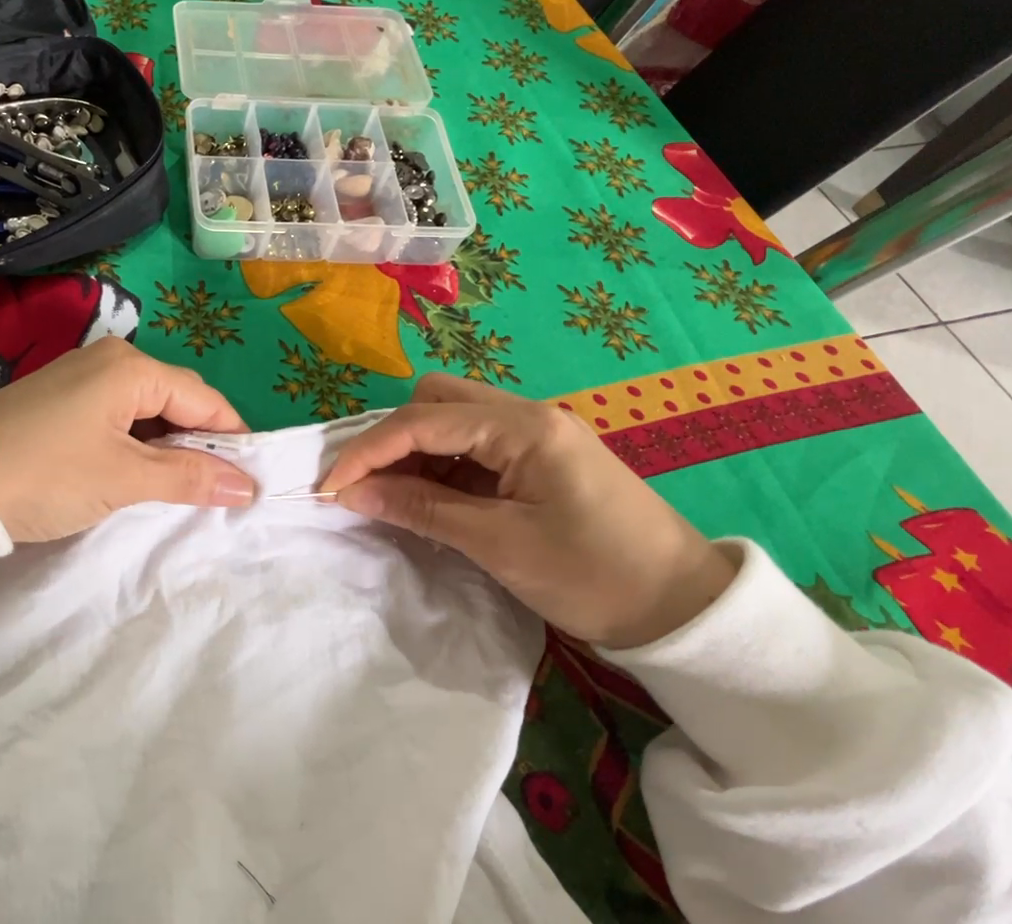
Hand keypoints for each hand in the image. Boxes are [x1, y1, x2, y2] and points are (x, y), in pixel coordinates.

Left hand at [0, 339, 255, 541]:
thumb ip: (187, 478)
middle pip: (174, 400)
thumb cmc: (46, 475)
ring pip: (143, 412)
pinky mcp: (55, 403)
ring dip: (163, 449)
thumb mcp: (123, 478)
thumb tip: (246, 485)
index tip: (248, 482)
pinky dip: (131, 446)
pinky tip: (130, 477)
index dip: (230, 439)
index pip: (203, 398)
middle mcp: (106, 361)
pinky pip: (113, 418)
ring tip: (172, 492)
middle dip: (196, 445)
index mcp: (129, 367)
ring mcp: (76, 380)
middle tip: (210, 494)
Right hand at [319, 375, 737, 647]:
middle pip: (434, 400)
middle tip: (364, 487)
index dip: (366, 451)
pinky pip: (471, 448)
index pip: (421, 420)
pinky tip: (426, 502)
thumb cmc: (593, 577)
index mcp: (523, 426)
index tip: (327, 487)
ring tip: (389, 499)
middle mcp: (526, 415)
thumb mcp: (498, 545)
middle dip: (389, 438)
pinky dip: (440, 470)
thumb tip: (351, 492)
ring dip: (413, 454)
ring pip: (451, 421)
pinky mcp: (538, 460)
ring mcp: (534, 435)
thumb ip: (421, 510)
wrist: (683, 611)